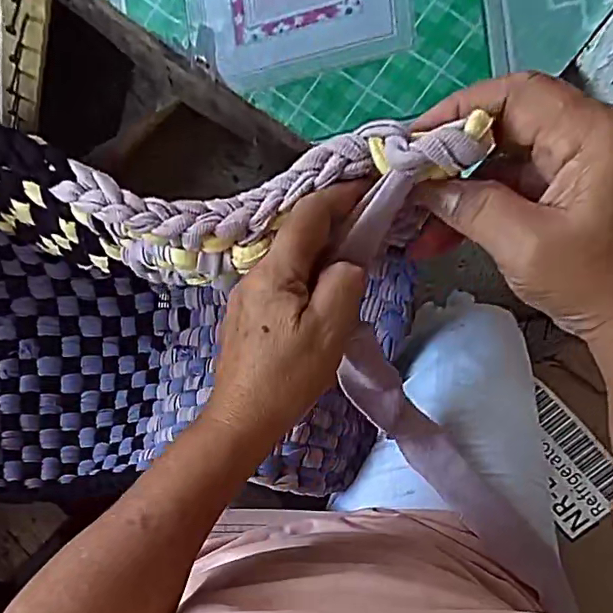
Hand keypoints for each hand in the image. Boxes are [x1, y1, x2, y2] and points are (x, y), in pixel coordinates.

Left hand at [203, 184, 368, 446]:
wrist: (241, 420)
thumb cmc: (286, 378)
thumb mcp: (329, 329)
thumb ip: (344, 282)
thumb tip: (346, 262)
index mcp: (274, 271)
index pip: (308, 214)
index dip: (341, 196)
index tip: (370, 192)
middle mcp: (253, 276)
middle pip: (296, 238)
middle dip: (333, 230)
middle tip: (367, 240)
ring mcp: (244, 299)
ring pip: (288, 264)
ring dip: (319, 260)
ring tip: (347, 278)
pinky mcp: (244, 320)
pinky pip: (279, 287)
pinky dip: (304, 283)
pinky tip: (318, 307)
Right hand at [412, 73, 612, 354]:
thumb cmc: (594, 283)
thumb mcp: (526, 245)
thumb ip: (475, 208)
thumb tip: (427, 189)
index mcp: (590, 133)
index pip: (516, 95)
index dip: (458, 110)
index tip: (413, 140)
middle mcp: (586, 135)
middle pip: (506, 123)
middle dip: (452, 153)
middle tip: (408, 179)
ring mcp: (576, 165)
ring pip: (504, 159)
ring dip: (459, 187)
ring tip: (418, 218)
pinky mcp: (565, 193)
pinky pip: (512, 187)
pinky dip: (477, 206)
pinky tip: (442, 232)